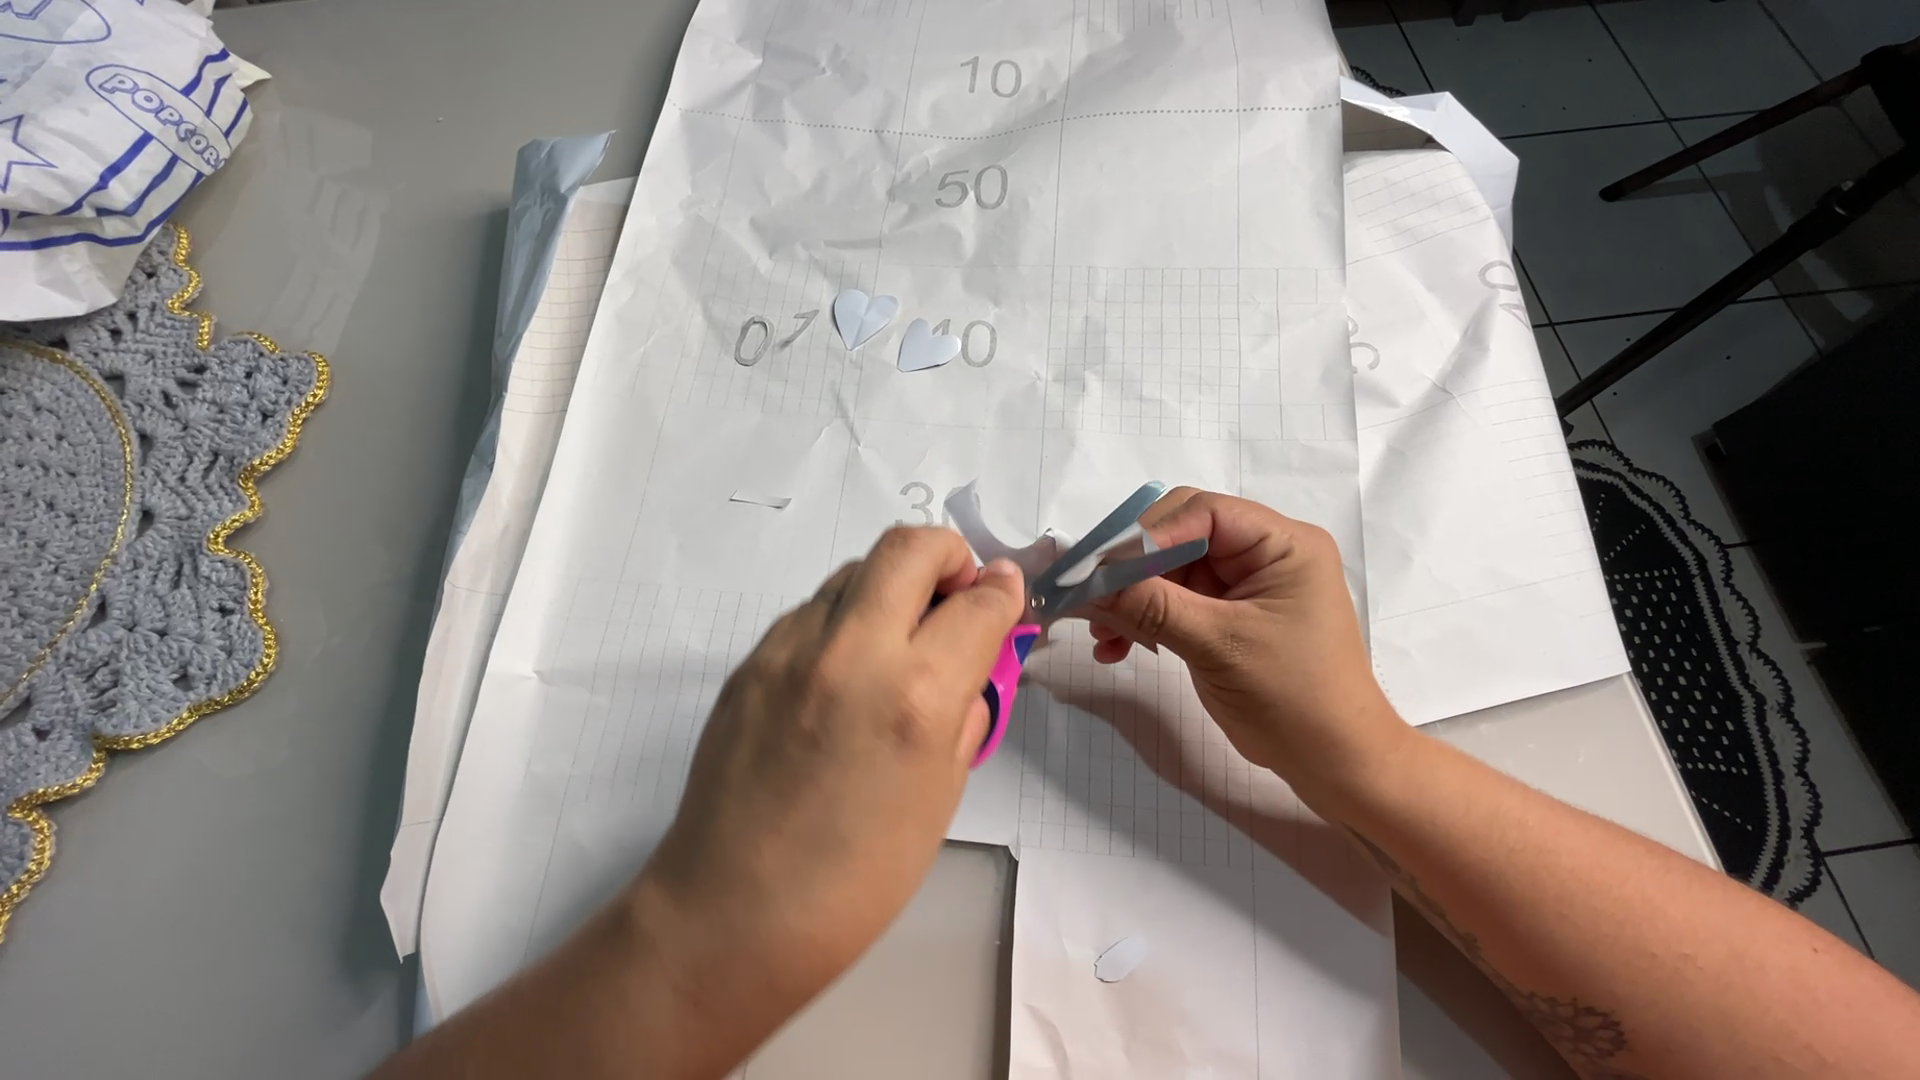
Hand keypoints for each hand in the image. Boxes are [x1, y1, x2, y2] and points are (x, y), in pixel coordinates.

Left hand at [628, 528, 1023, 1072]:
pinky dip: (845, 620)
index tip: (1007, 594)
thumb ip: (965, 706)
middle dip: (949, 555)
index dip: (1004, 591)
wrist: (734, 909)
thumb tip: (975, 655)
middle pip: (910, 546)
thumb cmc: (859, 874)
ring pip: (856, 570)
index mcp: (917, 695)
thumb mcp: (942, 792)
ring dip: (892, 586)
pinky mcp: (751, 658)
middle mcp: (853, 651)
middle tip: (956, 595)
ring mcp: (791, 648)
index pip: (979, 603)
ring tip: (897, 640)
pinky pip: (813, 611)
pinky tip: (843, 674)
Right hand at [1088, 489, 1404, 794]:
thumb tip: (1085, 583)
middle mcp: (1264, 552)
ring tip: (1101, 634)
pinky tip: (1116, 648)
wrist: (1334, 762)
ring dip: (1131, 599)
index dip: (1145, 535)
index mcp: (1282, 544)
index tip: (1098, 569)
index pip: (1201, 512)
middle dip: (1132, 569)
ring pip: (1169, 570)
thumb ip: (1151, 606)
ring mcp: (1244, 584)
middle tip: (1091, 600)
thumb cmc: (1292, 698)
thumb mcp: (1218, 645)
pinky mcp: (1228, 614)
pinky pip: (1174, 601)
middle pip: (1180, 535)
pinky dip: (1144, 621)